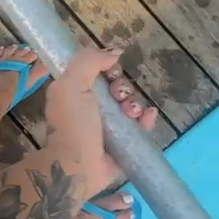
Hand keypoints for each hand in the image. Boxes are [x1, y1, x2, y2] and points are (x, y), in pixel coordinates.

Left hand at [42, 46, 158, 193]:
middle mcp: (91, 108)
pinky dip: (146, 119)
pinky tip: (147, 118)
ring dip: (135, 104)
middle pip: (116, 87)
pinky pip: (141, 125)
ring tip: (131, 113)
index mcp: (75, 93)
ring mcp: (108, 127)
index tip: (109, 73)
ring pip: (131, 105)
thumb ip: (89, 61)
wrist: (78, 166)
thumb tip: (114, 52)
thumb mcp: (72, 84)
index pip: (97, 72)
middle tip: (118, 98)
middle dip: (122, 88)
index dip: (107, 69)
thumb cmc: (72, 123)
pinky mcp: (124, 143)